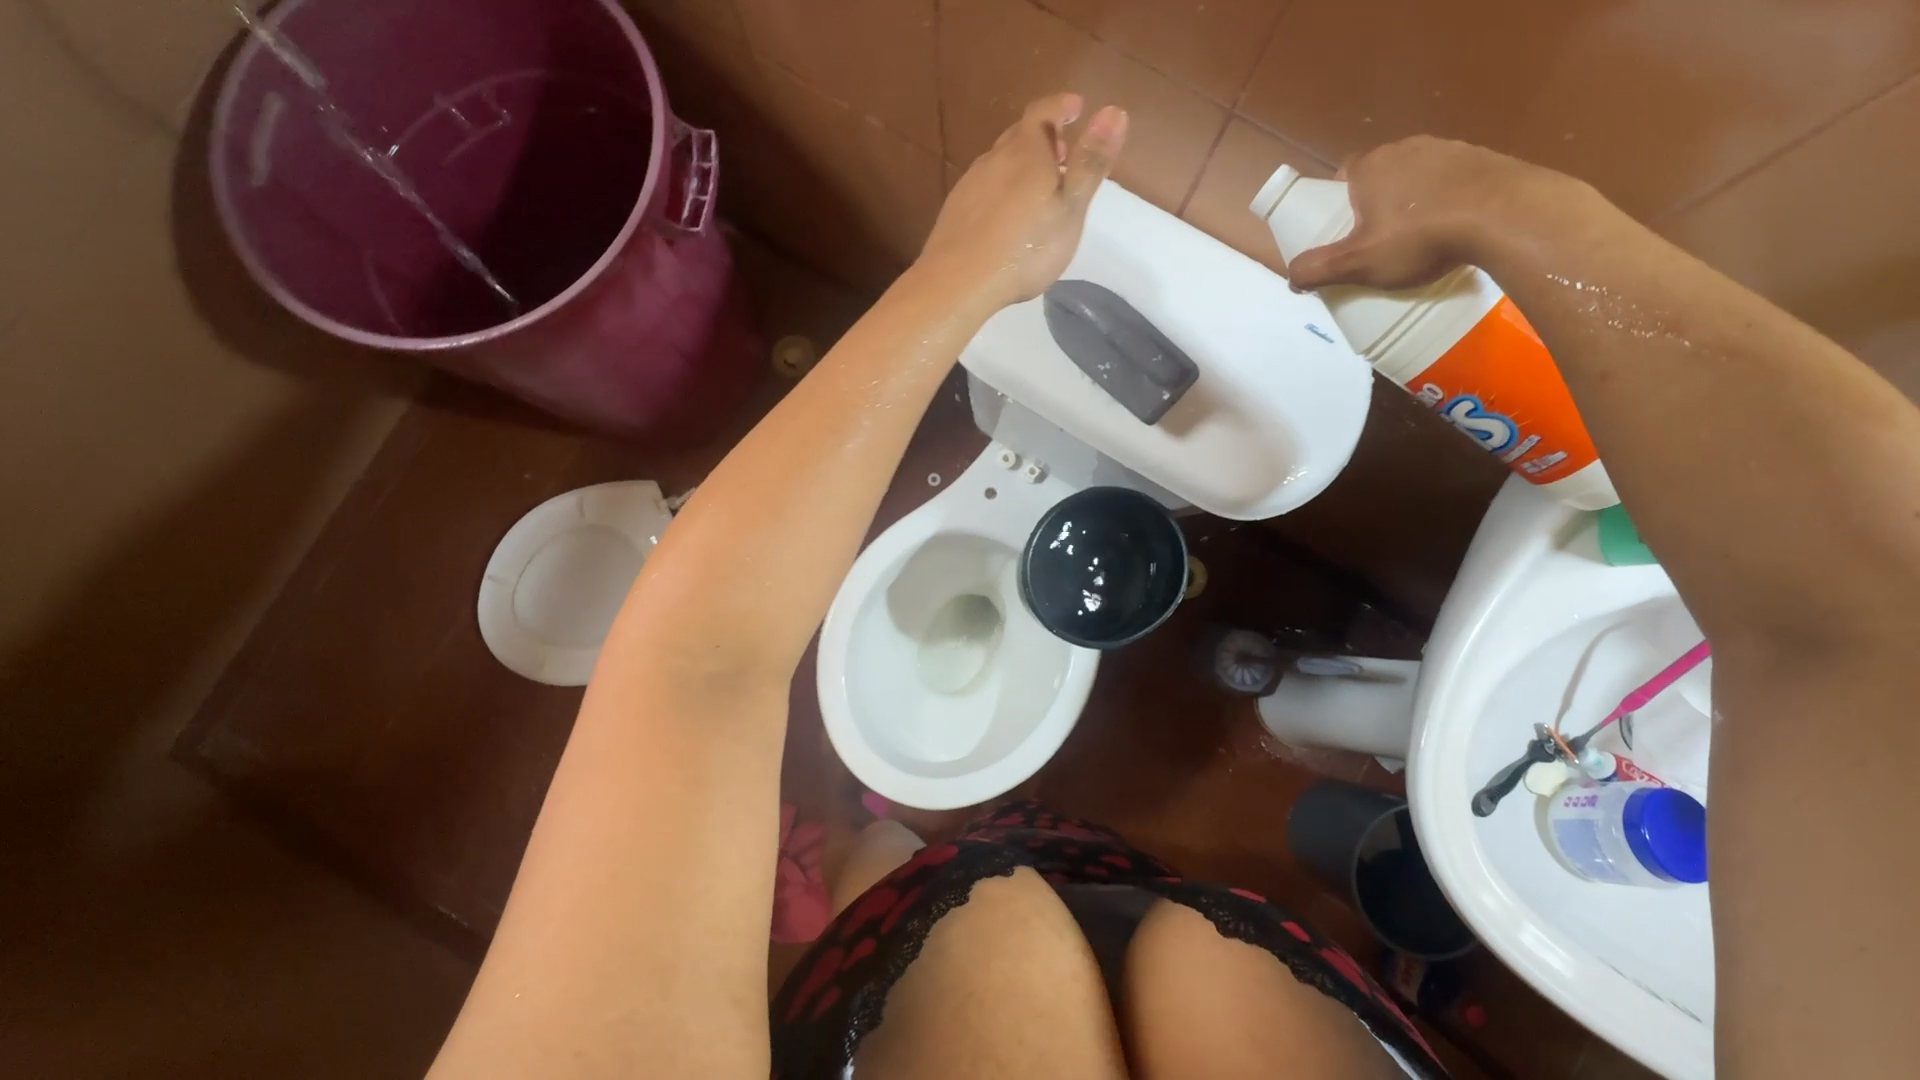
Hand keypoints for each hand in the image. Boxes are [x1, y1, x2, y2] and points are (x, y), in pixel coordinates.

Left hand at [916, 93, 1127, 309]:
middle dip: (1044, 137)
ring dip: (1021, 164)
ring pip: (1000, 162)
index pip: (1043, 111)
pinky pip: (984, 186)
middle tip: (1063, 153)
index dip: (1061, 105)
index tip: (1077, 107)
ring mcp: (971, 184)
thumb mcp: (1070, 208)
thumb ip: (1091, 162)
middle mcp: (994, 159)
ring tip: (1039, 186)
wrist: (958, 282)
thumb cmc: (1024, 249)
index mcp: (1026, 152)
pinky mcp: (956, 210)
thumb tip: (1114, 110)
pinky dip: (1002, 187)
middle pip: (1020, 135)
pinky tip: (1007, 215)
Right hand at [1287, 136, 1574, 290]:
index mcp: (1371, 166)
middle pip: (1380, 177)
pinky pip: (1453, 181)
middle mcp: (1407, 148)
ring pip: (1418, 177)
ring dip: (1414, 202)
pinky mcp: (1484, 159)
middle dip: (1375, 204)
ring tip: (1419, 237)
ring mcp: (1449, 149)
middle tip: (1378, 240)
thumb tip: (1291, 278)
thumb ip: (1317, 270)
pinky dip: (1448, 200)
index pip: (1342, 176)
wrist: (1506, 216)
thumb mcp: (1358, 263)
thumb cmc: (1421, 237)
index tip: (1344, 230)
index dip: (1339, 203)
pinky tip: (1454, 228)